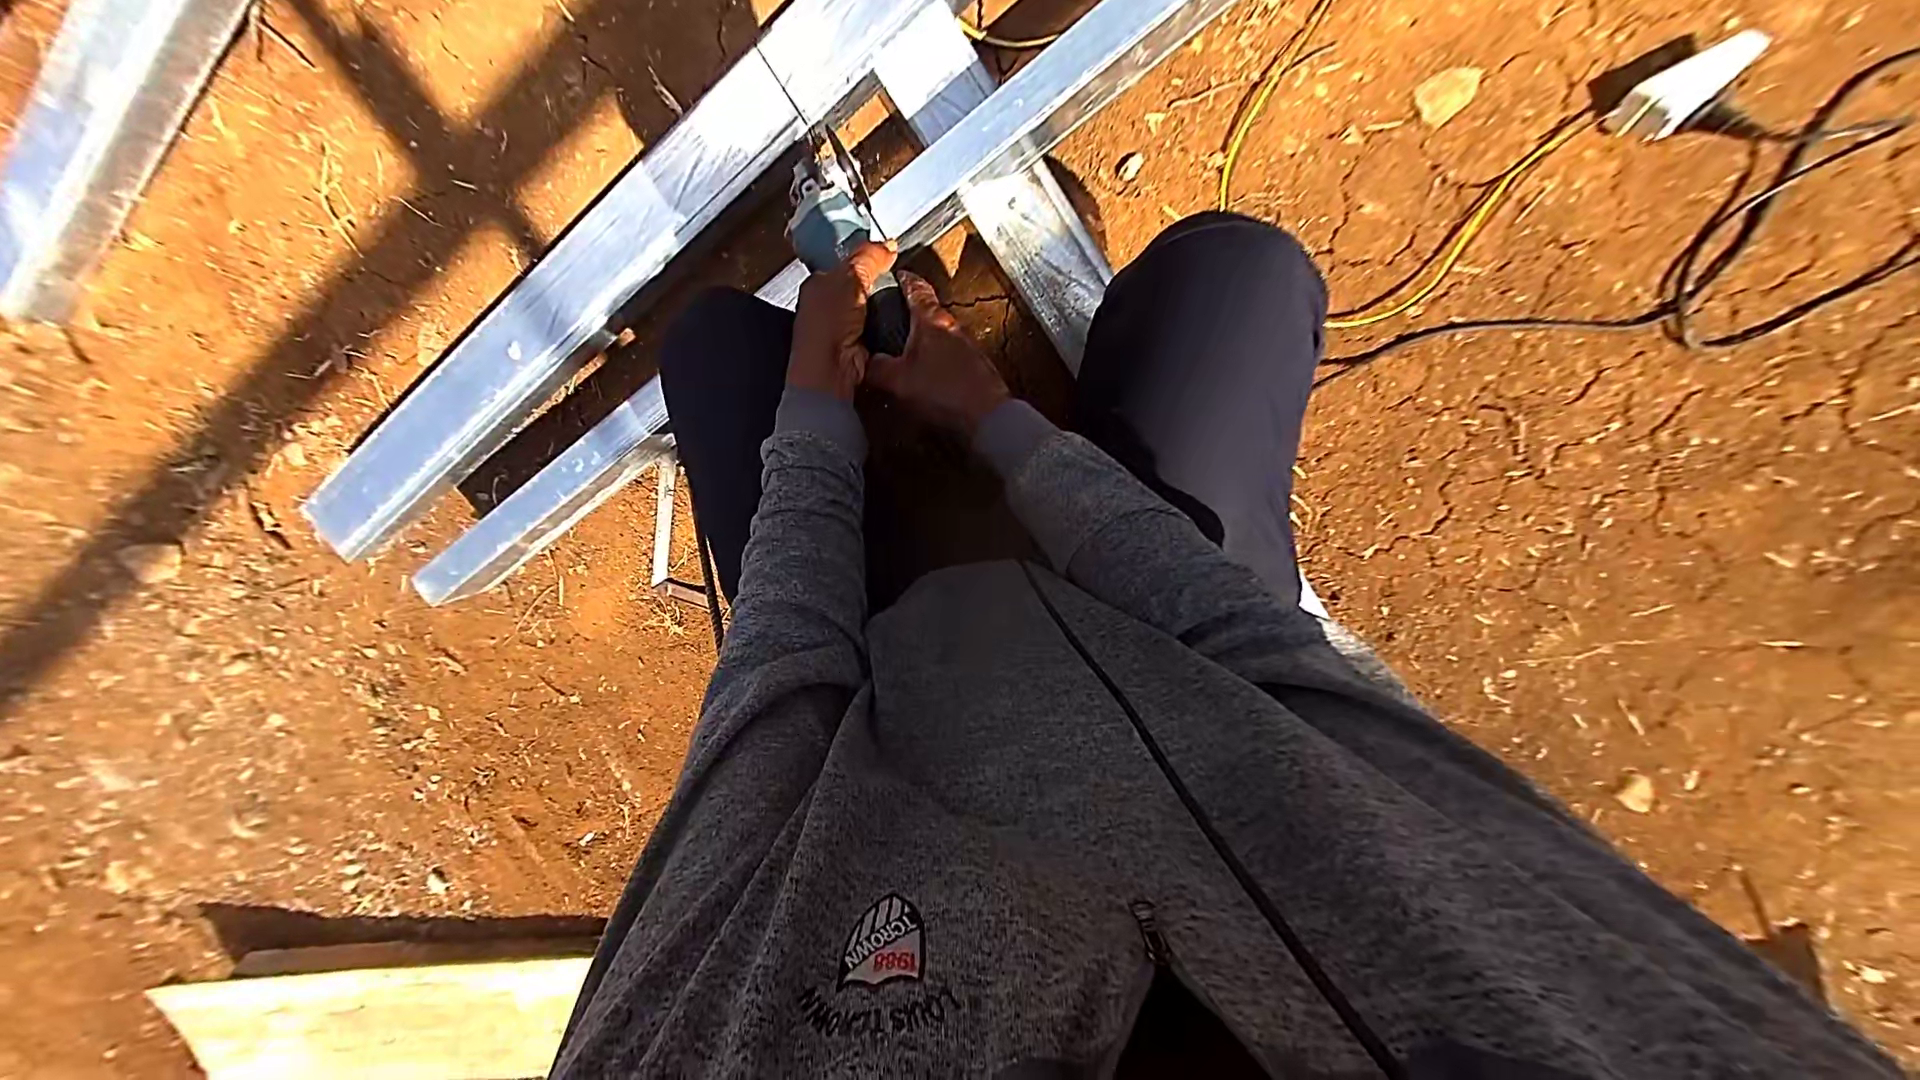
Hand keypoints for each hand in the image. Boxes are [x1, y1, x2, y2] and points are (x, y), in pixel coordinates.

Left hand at [787, 242, 896, 399]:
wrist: (832, 369)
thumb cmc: (825, 327)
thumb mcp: (851, 277)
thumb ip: (869, 257)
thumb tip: (887, 245)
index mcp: (818, 284)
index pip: (844, 263)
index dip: (865, 258)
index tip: (885, 254)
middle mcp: (827, 307)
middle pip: (860, 288)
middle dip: (878, 285)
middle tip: (894, 280)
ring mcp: (843, 329)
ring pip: (871, 310)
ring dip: (884, 308)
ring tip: (896, 303)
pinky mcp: (859, 348)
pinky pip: (879, 330)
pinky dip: (887, 327)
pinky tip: (893, 324)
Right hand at [866, 273, 1010, 434]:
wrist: (986, 417)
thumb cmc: (944, 392)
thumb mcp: (899, 381)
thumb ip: (877, 368)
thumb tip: (863, 362)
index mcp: (931, 320)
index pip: (916, 288)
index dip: (902, 279)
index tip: (894, 275)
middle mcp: (952, 327)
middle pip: (927, 312)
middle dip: (908, 314)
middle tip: (889, 318)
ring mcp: (966, 347)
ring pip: (938, 335)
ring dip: (922, 339)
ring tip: (902, 351)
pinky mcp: (974, 367)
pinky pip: (948, 355)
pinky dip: (935, 359)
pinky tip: (926, 376)